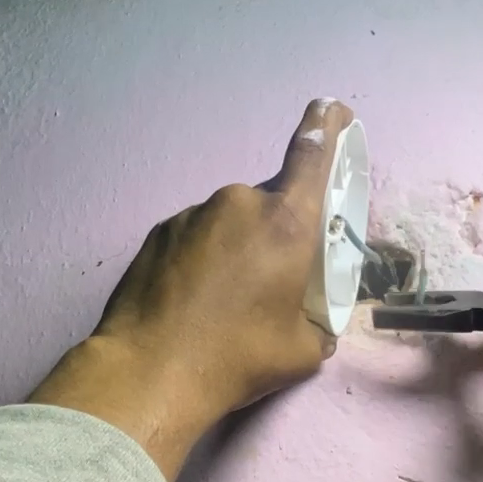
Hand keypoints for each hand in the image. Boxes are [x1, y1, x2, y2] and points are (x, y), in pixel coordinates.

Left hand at [30, 99, 354, 481]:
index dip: (327, 127)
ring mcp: (193, 214)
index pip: (312, 154)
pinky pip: (196, 235)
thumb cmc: (238, 357)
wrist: (150, 372)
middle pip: (271, 203)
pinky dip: (203, 257)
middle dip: (277, 232)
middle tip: (269, 280)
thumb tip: (316, 321)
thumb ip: (320, 319)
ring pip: (230, 221)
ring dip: (237, 247)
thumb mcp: (304, 348)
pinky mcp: (158, 232)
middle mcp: (239, 204)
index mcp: (286, 222)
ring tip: (223, 299)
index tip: (332, 109)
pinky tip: (193, 298)